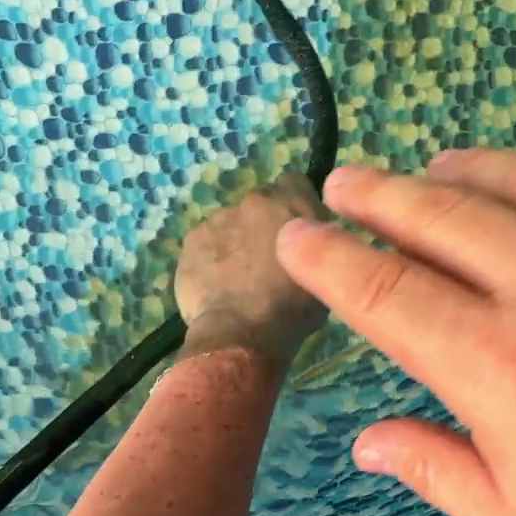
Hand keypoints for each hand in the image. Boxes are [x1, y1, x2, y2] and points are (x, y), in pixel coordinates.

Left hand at [177, 173, 328, 363]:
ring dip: (237, 241)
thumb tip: (309, 242)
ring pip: (231, 224)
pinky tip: (218, 286)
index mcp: (293, 205)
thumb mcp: (323, 276)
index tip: (297, 227)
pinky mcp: (191, 240)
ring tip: (240, 279)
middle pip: (260, 203)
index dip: (296, 203)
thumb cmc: (293, 311)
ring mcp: (218, 218)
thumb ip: (315, 246)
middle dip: (263, 223)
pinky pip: (206, 243)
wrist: (241, 333)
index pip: (295, 182)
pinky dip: (212, 258)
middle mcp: (255, 201)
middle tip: (268, 260)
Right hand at [274, 149, 515, 515]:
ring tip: (424, 176)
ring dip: (453, 175)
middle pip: (436, 213)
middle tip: (342, 186)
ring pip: (513, 179)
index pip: (385, 291)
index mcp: (503, 367)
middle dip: (374, 196)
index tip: (297, 240)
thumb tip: (369, 441)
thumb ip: (438, 469)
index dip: (329, 261)